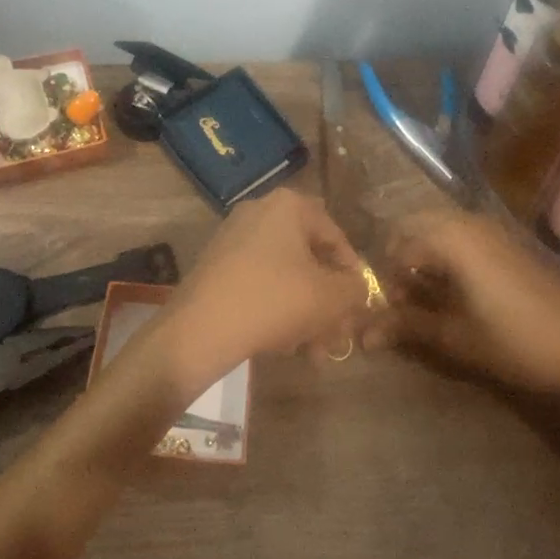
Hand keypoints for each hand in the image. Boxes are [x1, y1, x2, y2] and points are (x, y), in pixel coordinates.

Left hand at [156, 189, 369, 383]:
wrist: (201, 328)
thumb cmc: (274, 300)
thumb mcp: (330, 297)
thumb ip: (355, 288)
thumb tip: (356, 287)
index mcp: (288, 206)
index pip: (335, 235)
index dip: (352, 272)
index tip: (358, 304)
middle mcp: (259, 212)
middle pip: (308, 257)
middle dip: (327, 300)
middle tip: (337, 334)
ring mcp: (233, 237)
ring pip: (284, 275)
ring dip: (304, 311)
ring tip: (314, 352)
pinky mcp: (216, 265)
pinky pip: (258, 282)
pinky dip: (276, 308)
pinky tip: (283, 345)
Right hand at [382, 210, 559, 395]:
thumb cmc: (514, 341)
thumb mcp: (454, 336)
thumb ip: (405, 326)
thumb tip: (361, 335)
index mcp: (449, 236)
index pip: (396, 249)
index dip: (386, 282)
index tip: (390, 315)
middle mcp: (465, 220)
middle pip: (412, 231)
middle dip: (401, 264)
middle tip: (405, 304)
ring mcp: (488, 228)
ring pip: (435, 232)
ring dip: (423, 261)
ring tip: (428, 302)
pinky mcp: (504, 241)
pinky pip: (459, 237)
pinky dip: (445, 258)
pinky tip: (454, 294)